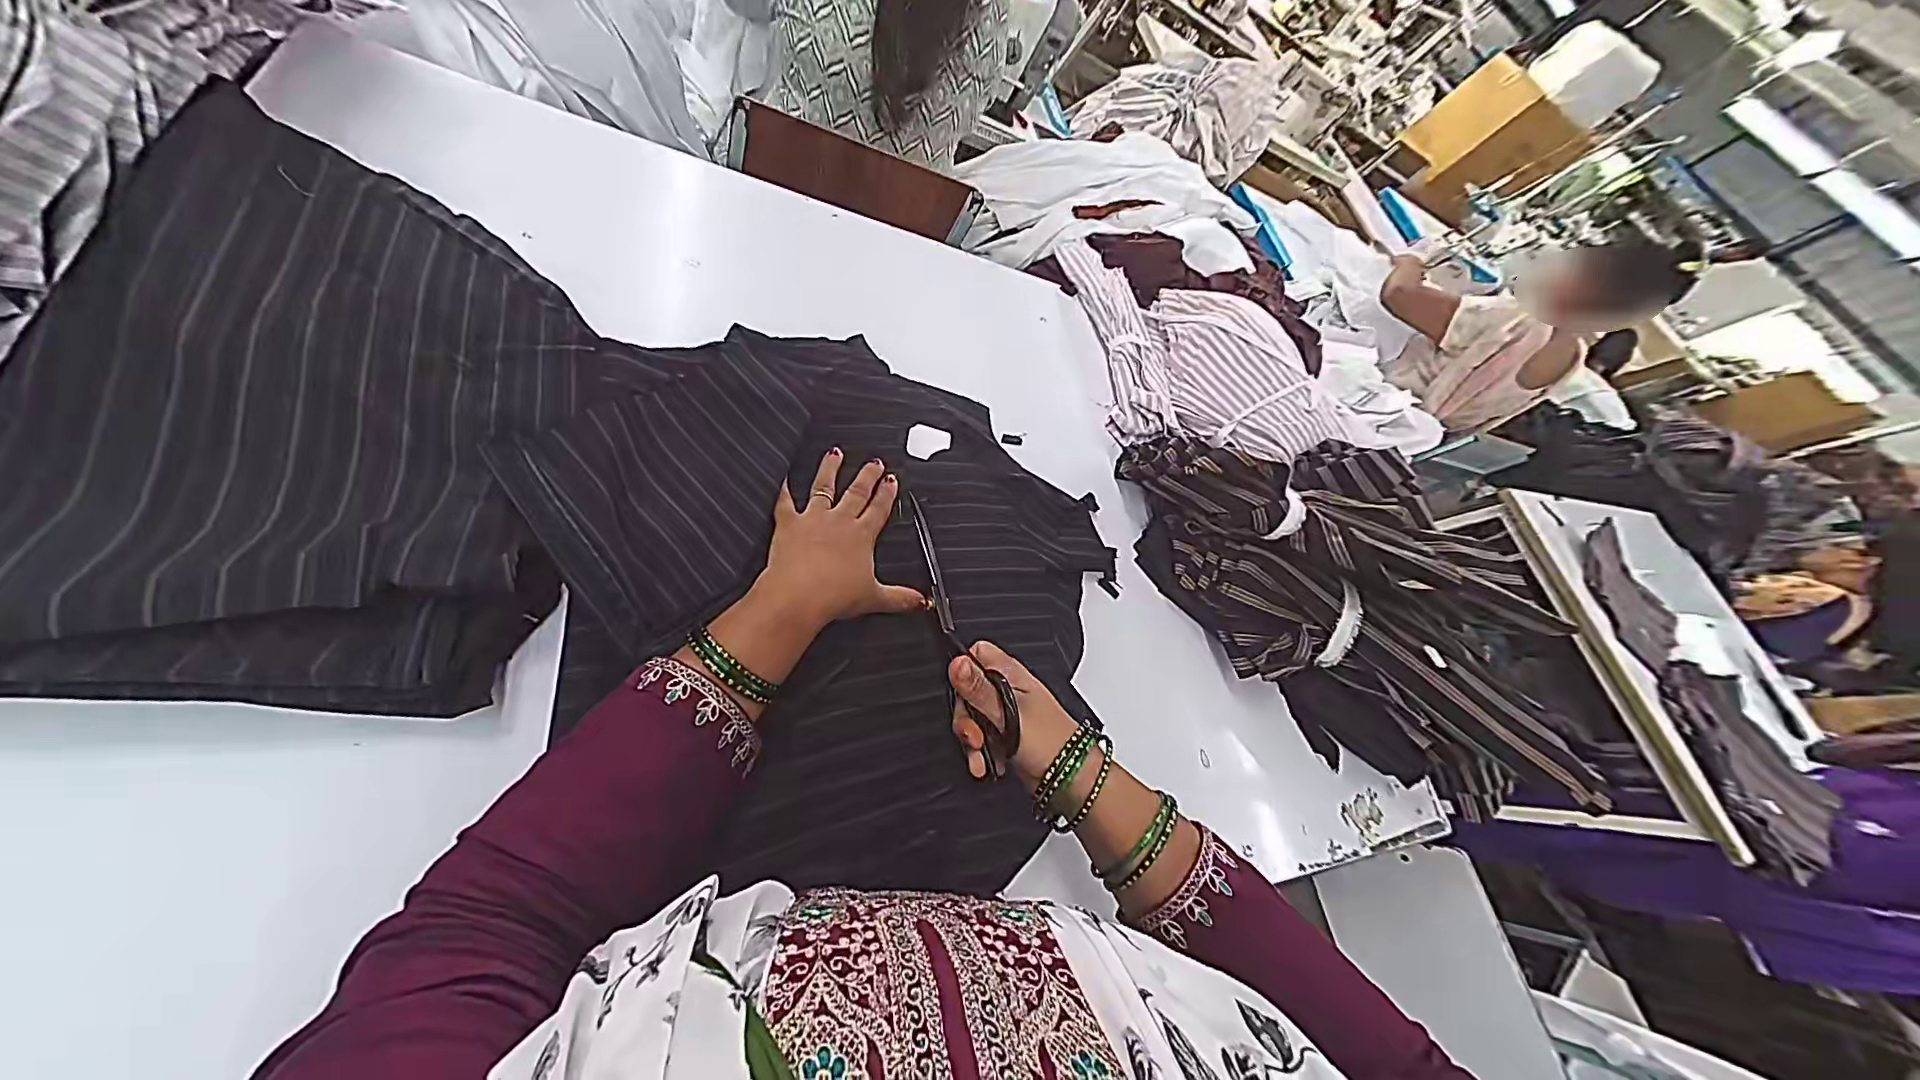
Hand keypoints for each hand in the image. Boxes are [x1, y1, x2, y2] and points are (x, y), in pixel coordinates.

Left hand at [754, 449, 925, 631]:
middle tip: (874, 462)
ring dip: (830, 469)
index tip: (892, 480)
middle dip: (867, 476)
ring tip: (835, 454)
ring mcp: (813, 519)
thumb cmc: (834, 596)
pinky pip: (785, 501)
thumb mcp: (874, 598)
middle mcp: (839, 521)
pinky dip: (783, 488)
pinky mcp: (788, 524)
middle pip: (857, 492)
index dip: (887, 493)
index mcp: (862, 535)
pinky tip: (783, 476)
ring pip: (824, 487)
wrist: (799, 595)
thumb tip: (921, 602)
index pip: (879, 508)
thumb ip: (900, 598)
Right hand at [947, 641, 1081, 784]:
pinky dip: (980, 751)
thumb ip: (978, 689)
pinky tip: (987, 762)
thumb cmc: (1051, 742)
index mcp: (1010, 674)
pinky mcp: (1004, 733)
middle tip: (975, 735)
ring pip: (971, 717)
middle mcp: (1008, 690)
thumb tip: (958, 663)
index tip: (964, 696)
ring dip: (971, 740)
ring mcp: (1006, 712)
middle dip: (965, 718)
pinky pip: (980, 736)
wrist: (1068, 778)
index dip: (963, 673)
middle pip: (967, 691)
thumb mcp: (1007, 713)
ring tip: (980, 753)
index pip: (975, 655)